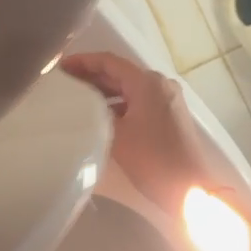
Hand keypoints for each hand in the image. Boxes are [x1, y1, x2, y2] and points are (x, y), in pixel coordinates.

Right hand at [61, 52, 216, 210]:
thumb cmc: (153, 160)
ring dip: (104, 91)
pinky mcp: (170, 116)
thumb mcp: (117, 135)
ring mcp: (168, 100)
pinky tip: (99, 116)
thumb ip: (97, 113)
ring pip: (129, 88)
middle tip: (63, 84)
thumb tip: (83, 105)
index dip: (83, 61)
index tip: (60, 68)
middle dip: (91, 76)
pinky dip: (118, 104)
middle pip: (120, 73)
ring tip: (76, 100)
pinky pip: (138, 102)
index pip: (109, 62)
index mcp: (148, 82)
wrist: (190, 189)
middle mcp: (160, 84)